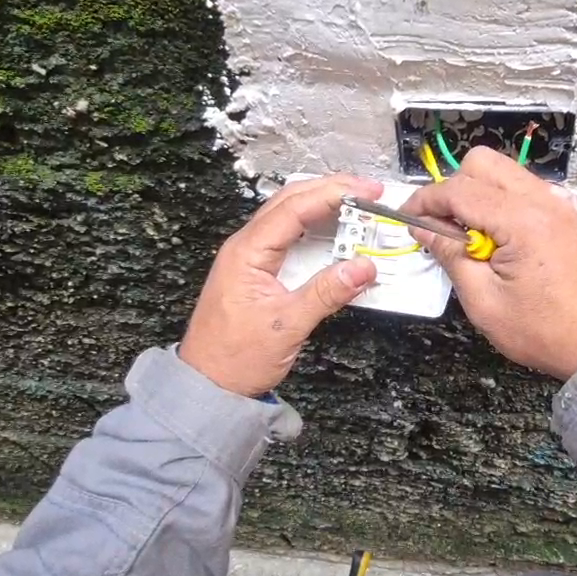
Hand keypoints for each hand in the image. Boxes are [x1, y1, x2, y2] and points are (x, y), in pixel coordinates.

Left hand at [179, 174, 382, 396]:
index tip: (366, 190)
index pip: (295, 207)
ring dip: (324, 205)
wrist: (208, 386)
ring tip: (358, 205)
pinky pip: (290, 236)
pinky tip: (336, 232)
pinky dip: (316, 228)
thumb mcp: (287, 326)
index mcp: (247, 252)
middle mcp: (246, 247)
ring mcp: (251, 257)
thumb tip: (362, 268)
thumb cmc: (234, 359)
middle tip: (368, 190)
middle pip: (291, 200)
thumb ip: (326, 293)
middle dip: (331, 189)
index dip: (334, 193)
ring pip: (290, 215)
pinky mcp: (259, 270)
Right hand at [402, 148, 576, 378]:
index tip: (408, 218)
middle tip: (443, 226)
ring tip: (473, 237)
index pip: (460, 190)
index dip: (426, 201)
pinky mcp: (573, 210)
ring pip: (505, 171)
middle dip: (454, 188)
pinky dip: (505, 202)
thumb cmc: (546, 332)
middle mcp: (547, 200)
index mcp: (525, 222)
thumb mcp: (484, 302)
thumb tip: (424, 228)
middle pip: (483, 162)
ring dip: (480, 194)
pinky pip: (528, 188)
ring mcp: (564, 201)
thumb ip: (451, 255)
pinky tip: (502, 238)